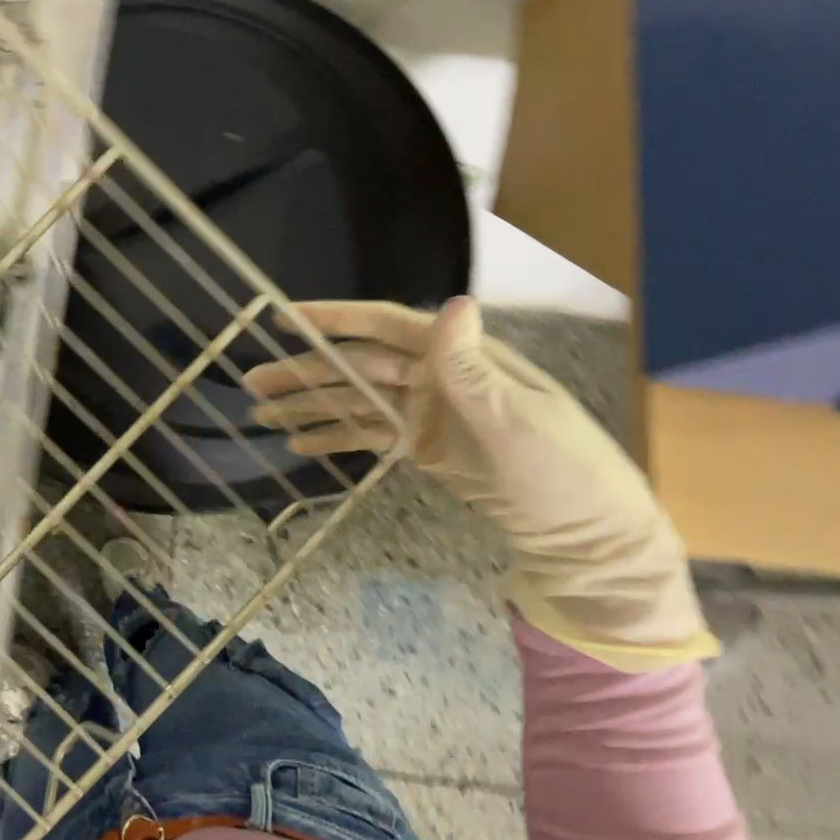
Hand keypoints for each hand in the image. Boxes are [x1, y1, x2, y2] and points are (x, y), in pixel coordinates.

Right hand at [244, 297, 716, 670]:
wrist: (587, 535)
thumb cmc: (563, 473)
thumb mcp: (518, 422)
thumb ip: (472, 370)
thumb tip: (451, 305)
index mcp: (463, 359)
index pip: (387, 328)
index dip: (335, 320)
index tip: (284, 318)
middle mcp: (437, 377)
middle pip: (358, 368)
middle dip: (304, 374)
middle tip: (253, 383)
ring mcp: (427, 413)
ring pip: (355, 402)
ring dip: (309, 407)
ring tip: (261, 416)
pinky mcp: (421, 447)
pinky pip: (367, 436)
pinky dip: (334, 438)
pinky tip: (299, 444)